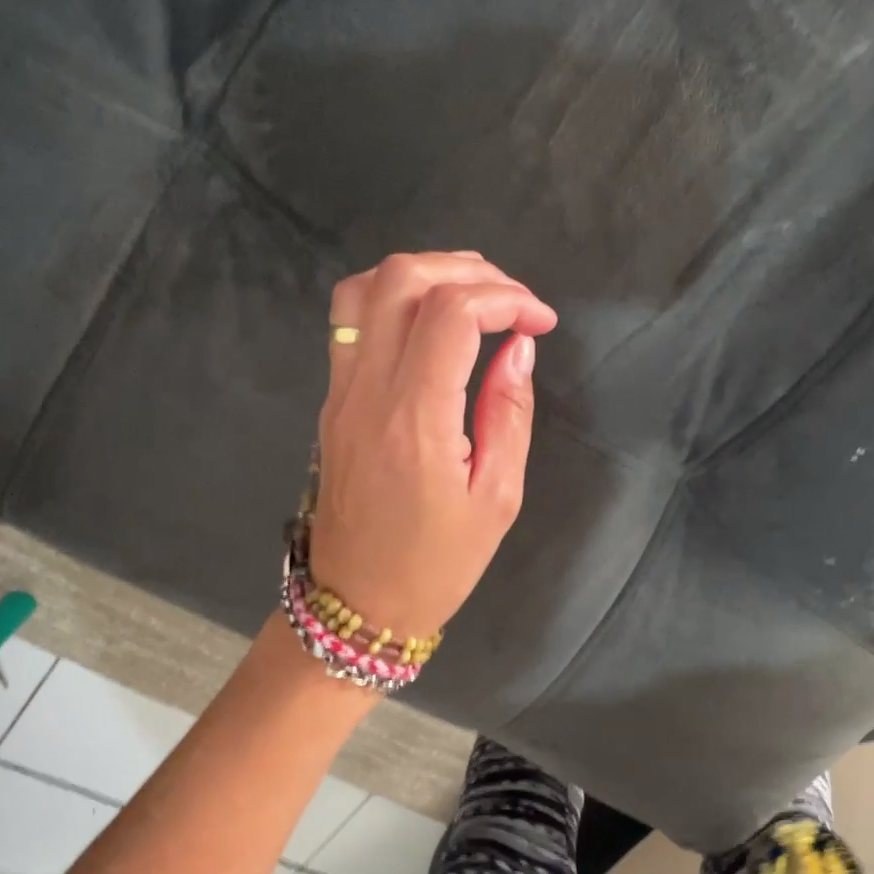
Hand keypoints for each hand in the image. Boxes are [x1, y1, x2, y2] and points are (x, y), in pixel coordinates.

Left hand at [308, 251, 557, 638]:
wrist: (357, 603)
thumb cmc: (437, 563)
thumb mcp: (497, 497)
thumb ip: (509, 412)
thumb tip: (519, 348)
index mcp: (416, 419)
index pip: (453, 313)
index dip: (507, 299)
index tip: (541, 323)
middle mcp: (368, 391)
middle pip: (404, 279)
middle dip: (470, 270)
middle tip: (514, 299)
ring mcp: (340, 391)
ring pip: (366, 287)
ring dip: (426, 272)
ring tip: (474, 295)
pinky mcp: (332, 398)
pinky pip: (351, 319)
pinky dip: (396, 296)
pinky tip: (433, 320)